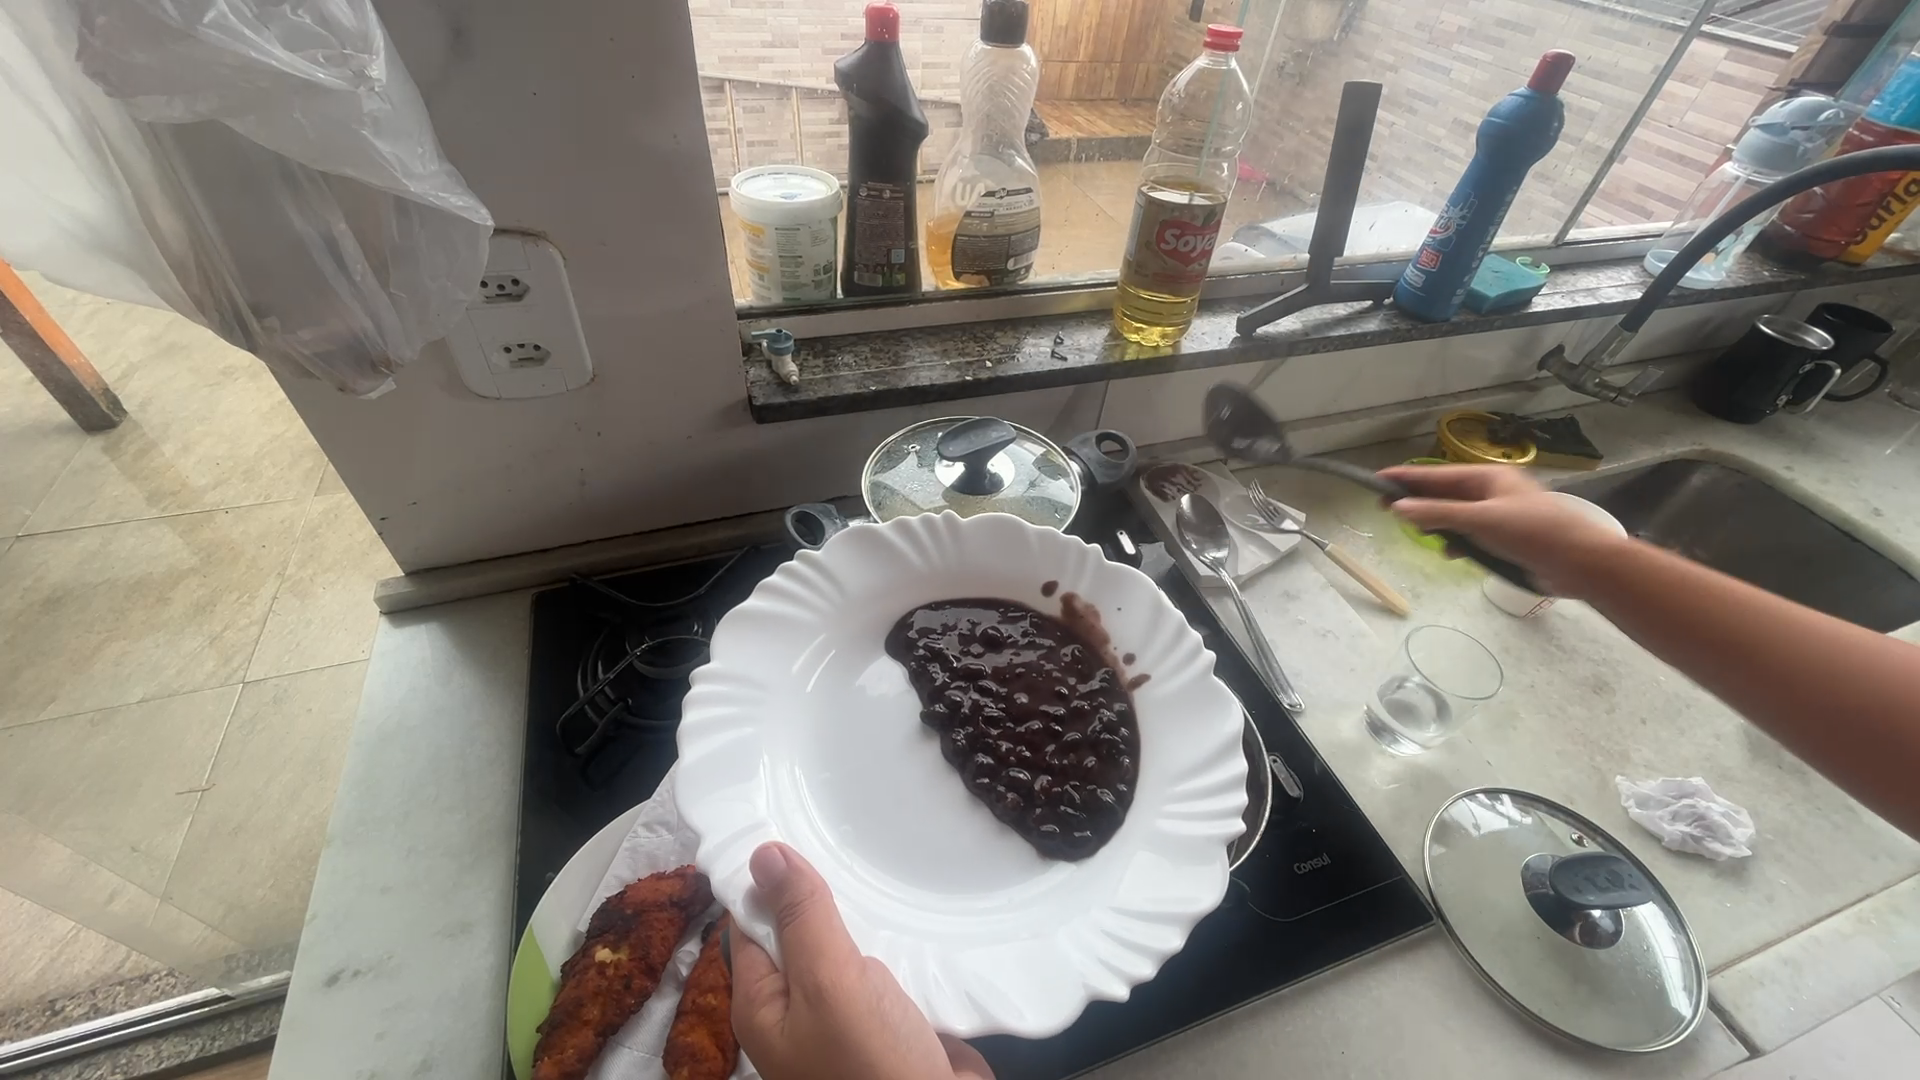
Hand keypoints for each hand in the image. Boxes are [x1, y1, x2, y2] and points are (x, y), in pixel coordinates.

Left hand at [730, 842, 994, 1079]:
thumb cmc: (869, 1060)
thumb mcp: (827, 982)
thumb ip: (800, 918)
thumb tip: (762, 850)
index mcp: (763, 1000)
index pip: (752, 917)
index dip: (769, 870)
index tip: (791, 814)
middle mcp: (799, 1003)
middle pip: (802, 924)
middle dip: (823, 882)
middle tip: (845, 820)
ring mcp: (846, 1009)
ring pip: (847, 937)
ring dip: (864, 903)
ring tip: (879, 843)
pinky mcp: (889, 1010)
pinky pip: (885, 955)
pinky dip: (896, 928)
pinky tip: (911, 894)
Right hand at [1378, 464, 1629, 597]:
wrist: (1583, 563)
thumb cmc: (1532, 532)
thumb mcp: (1479, 521)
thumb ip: (1436, 514)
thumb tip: (1397, 507)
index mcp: (1487, 477)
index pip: (1435, 474)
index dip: (1404, 477)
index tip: (1376, 480)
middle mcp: (1490, 491)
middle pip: (1442, 493)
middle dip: (1417, 502)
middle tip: (1385, 510)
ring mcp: (1497, 513)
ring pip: (1453, 514)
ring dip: (1436, 524)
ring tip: (1419, 533)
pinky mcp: (1503, 535)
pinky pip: (1467, 533)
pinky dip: (1455, 541)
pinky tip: (1452, 553)